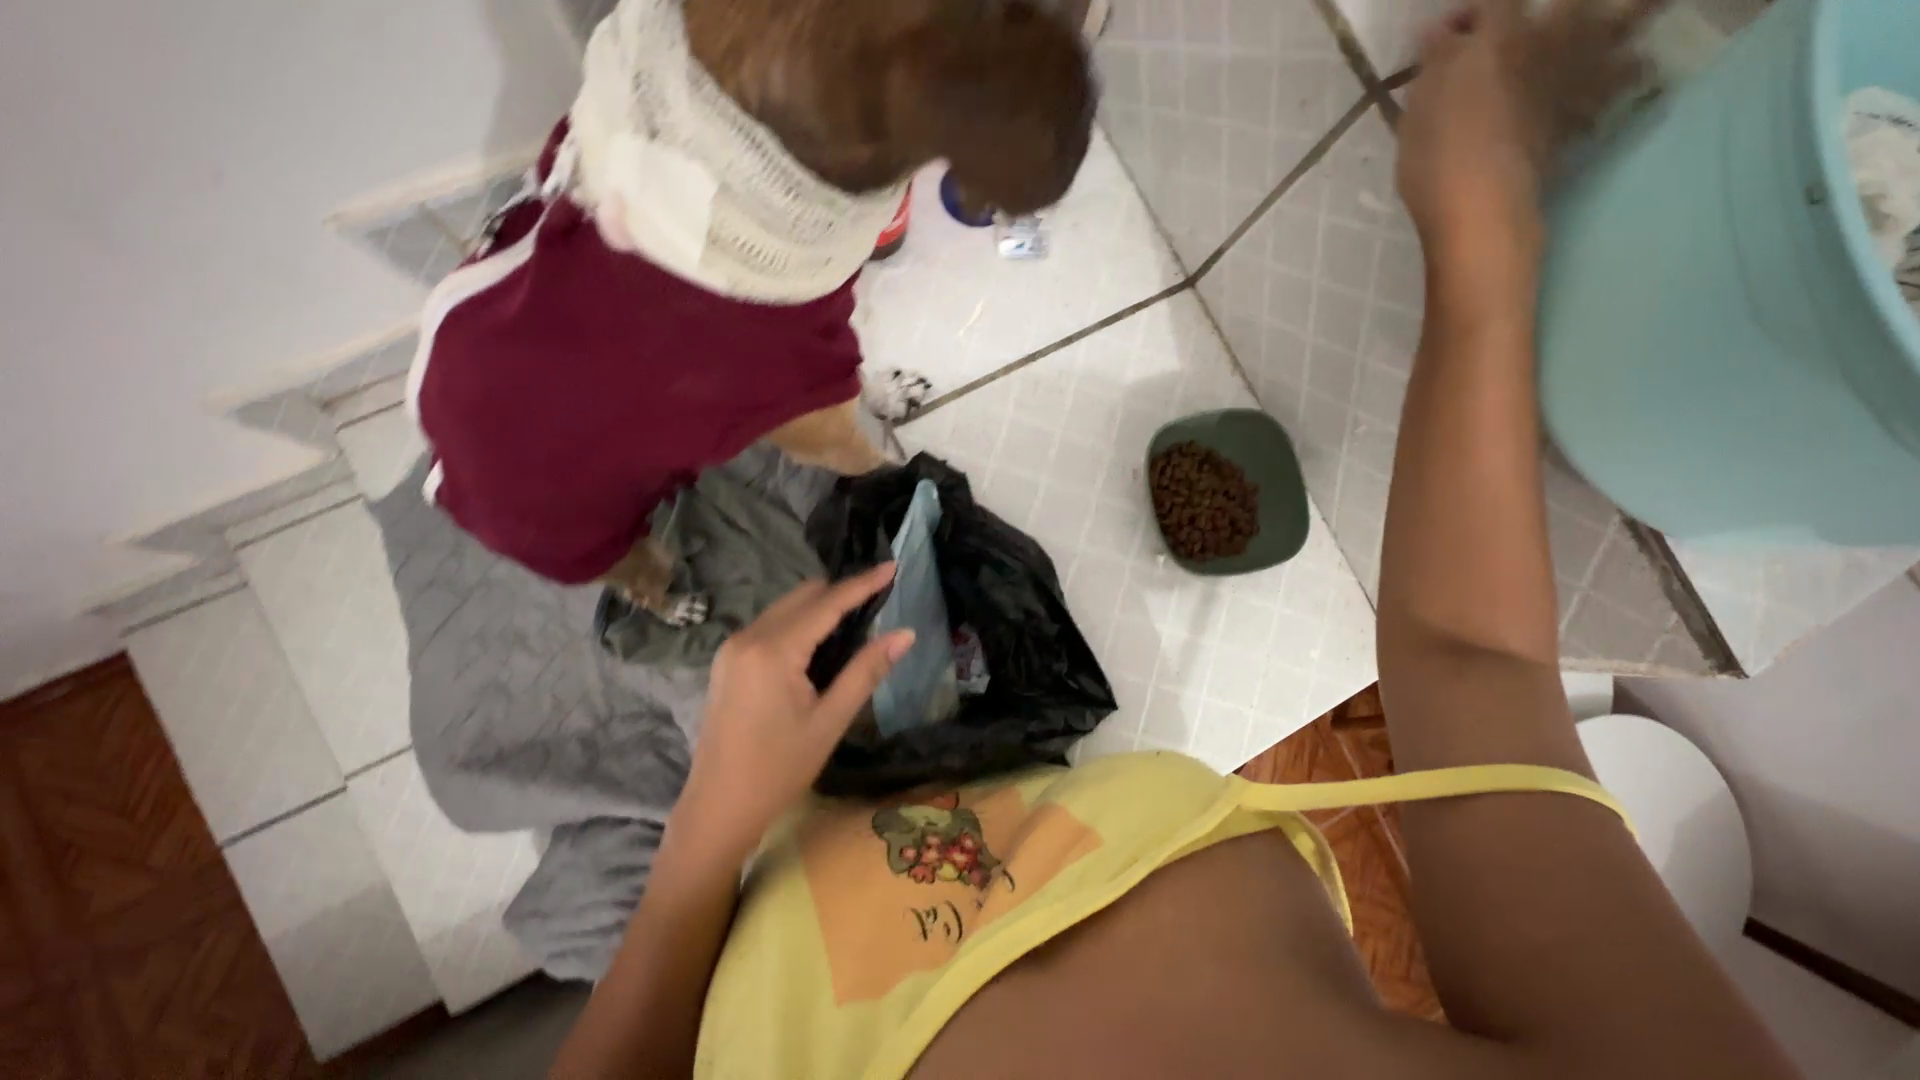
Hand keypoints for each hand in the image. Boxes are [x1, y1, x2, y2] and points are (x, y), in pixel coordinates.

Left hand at [677, 564, 914, 855]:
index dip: (862, 584)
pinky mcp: (727, 661)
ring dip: (818, 607)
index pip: (827, 603)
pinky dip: (798, 624)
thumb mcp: (830, 720)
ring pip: (784, 608)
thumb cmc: (779, 768)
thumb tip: (905, 634)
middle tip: (880, 596)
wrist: (719, 805)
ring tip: (857, 618)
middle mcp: (748, 637)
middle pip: (802, 597)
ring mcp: (732, 648)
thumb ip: (866, 670)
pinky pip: (769, 626)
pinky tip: (820, 643)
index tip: (893, 566)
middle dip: (840, 592)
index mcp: (774, 650)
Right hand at [1397, 0, 1661, 270]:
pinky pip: (1622, 84)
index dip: (1472, 13)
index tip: (1450, 35)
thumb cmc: (1437, 154)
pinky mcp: (1581, 119)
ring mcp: (1570, 82)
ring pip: (1621, 32)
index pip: (1493, 3)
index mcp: (1499, 37)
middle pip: (1579, 3)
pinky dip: (1635, 72)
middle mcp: (1545, 46)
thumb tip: (1443, 31)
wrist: (1480, 205)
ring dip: (1638, 15)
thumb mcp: (1419, 106)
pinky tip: (1641, 67)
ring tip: (1655, 6)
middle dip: (1601, 7)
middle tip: (1625, 4)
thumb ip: (1435, 61)